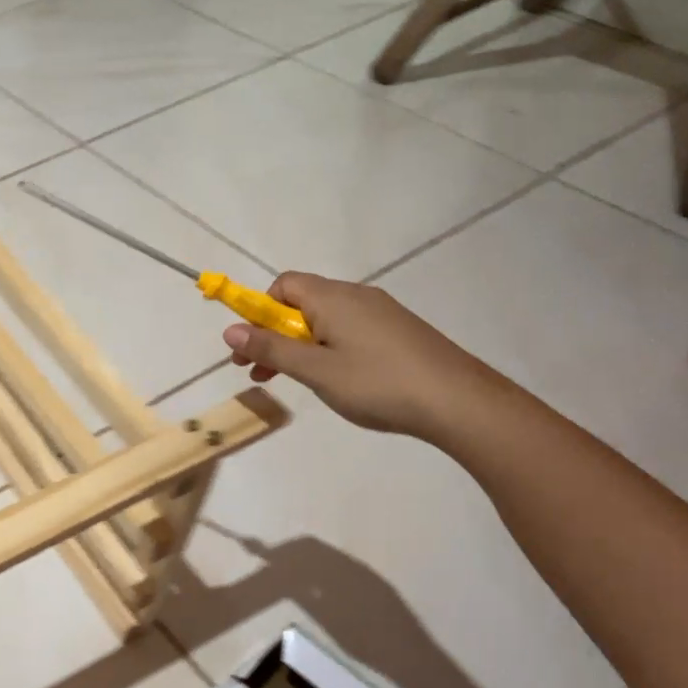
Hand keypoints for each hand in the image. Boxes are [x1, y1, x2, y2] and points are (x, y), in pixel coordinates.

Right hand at [222, 272, 509, 440]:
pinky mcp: (397, 332)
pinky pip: (348, 330)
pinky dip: (326, 349)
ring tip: (291, 381)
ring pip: (324, 320)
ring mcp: (380, 313)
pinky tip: (333, 380)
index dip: (259, 312)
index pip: (283, 286)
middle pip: (301, 302)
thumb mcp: (315, 370)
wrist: (459, 402)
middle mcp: (356, 296)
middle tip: (259, 373)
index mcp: (333, 298)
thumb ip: (270, 349)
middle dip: (273, 334)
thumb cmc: (377, 383)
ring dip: (298, 346)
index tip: (250, 348)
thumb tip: (229, 329)